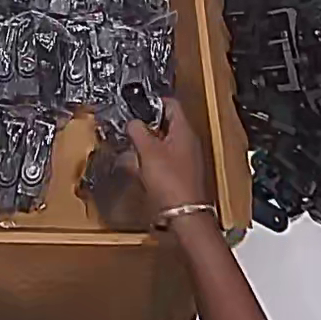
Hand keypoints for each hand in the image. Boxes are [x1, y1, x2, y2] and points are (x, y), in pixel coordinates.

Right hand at [125, 98, 210, 221]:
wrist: (184, 216)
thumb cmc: (169, 180)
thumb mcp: (148, 151)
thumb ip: (138, 131)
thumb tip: (133, 122)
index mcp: (184, 130)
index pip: (171, 104)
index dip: (153, 103)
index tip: (137, 107)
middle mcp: (189, 141)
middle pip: (166, 124)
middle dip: (147, 127)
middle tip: (131, 130)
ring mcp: (187, 159)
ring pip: (164, 144)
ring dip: (147, 146)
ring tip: (131, 151)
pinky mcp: (183, 175)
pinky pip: (165, 161)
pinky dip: (152, 161)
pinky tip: (140, 171)